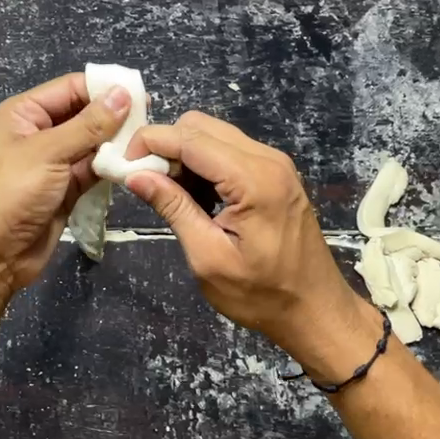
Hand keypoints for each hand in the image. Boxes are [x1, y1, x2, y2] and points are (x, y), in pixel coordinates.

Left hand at [0, 72, 131, 292]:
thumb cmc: (8, 194)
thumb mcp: (47, 153)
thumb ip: (88, 124)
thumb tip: (123, 93)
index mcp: (23, 113)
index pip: (70, 88)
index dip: (104, 89)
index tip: (142, 94)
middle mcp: (38, 133)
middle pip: (83, 114)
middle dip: (114, 117)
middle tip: (151, 120)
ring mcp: (53, 163)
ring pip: (91, 144)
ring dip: (116, 144)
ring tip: (150, 143)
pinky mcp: (65, 190)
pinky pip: (92, 170)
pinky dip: (111, 168)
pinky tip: (136, 165)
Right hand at [125, 112, 386, 379]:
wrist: (317, 312)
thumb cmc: (262, 295)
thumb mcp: (208, 257)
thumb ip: (174, 208)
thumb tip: (134, 176)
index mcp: (254, 180)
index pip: (191, 139)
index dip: (151, 142)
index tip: (122, 163)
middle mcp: (268, 160)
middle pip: (201, 126)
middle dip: (165, 145)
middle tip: (143, 179)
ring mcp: (275, 163)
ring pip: (213, 133)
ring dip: (182, 153)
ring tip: (165, 190)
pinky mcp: (275, 173)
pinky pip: (228, 149)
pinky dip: (202, 161)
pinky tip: (192, 193)